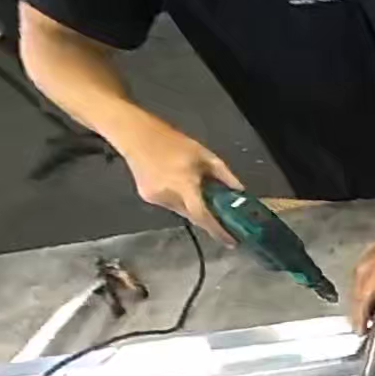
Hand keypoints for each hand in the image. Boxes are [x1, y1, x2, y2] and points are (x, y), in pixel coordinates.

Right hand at [117, 118, 244, 245]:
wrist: (133, 133)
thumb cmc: (172, 142)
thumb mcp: (206, 156)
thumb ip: (226, 176)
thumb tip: (241, 193)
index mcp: (182, 184)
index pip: (202, 215)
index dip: (218, 230)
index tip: (231, 241)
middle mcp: (167, 195)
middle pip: (195, 216)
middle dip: (210, 219)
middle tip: (226, 220)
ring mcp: (155, 198)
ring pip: (183, 211)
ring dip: (196, 207)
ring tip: (201, 194)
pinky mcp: (147, 197)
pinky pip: (172, 205)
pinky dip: (182, 201)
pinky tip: (182, 187)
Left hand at [351, 235, 374, 331]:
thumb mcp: (366, 264)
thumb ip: (364, 281)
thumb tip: (364, 300)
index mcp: (362, 273)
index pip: (355, 298)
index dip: (355, 315)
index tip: (356, 327)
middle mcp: (374, 278)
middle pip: (367, 304)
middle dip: (365, 320)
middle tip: (366, 332)